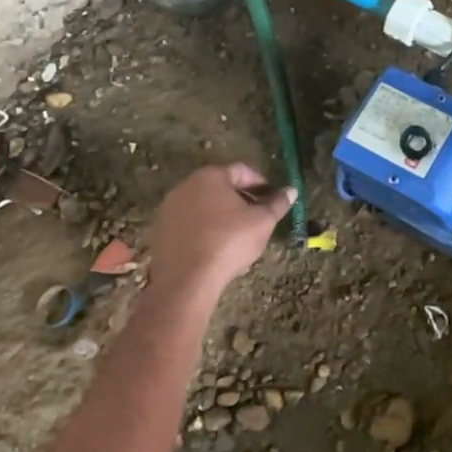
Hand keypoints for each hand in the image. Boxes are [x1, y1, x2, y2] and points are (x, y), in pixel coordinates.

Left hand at [145, 164, 294, 301]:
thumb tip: (291, 190)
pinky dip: (205, 228)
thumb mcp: (262, 222)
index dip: (261, 183)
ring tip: (239, 233)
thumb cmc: (228, 242)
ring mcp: (169, 209)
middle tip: (258, 216)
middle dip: (242, 198)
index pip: (242, 170)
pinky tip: (216, 246)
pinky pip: (189, 223)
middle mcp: (186, 186)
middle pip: (221, 186)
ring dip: (222, 214)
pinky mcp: (160, 232)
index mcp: (211, 177)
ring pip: (204, 205)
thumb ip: (277, 204)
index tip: (272, 199)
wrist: (185, 281)